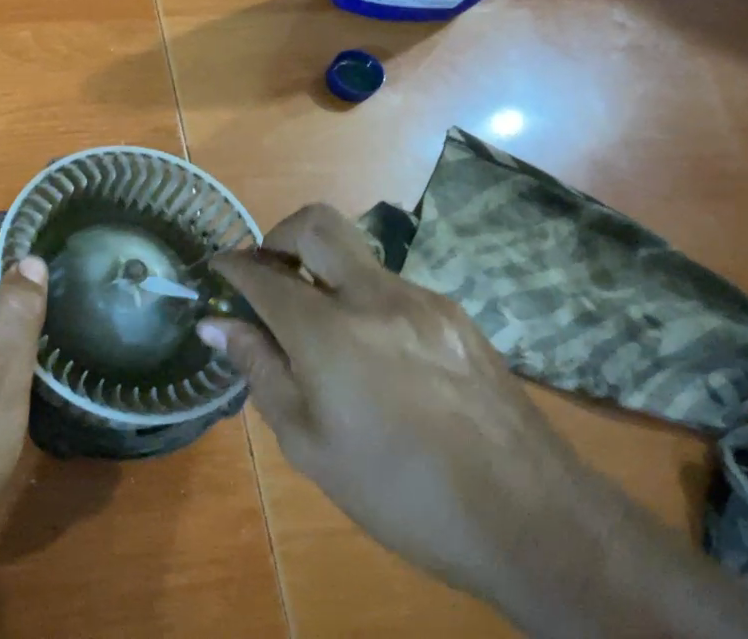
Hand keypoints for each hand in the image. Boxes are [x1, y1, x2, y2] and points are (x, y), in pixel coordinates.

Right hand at [203, 206, 747, 638]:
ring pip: (359, 258)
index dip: (229, 265)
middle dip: (278, 235)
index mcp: (329, 332)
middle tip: (265, 273)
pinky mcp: (459, 320)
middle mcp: (375, 299)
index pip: (262, 274)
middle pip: (317, 225)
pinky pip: (394, 290)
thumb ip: (260, 371)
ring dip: (325, 274)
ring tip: (319, 332)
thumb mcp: (310, 443)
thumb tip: (215, 325)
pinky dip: (364, 302)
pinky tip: (374, 356)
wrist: (535, 521)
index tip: (212, 267)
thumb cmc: (400, 492)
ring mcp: (425, 303)